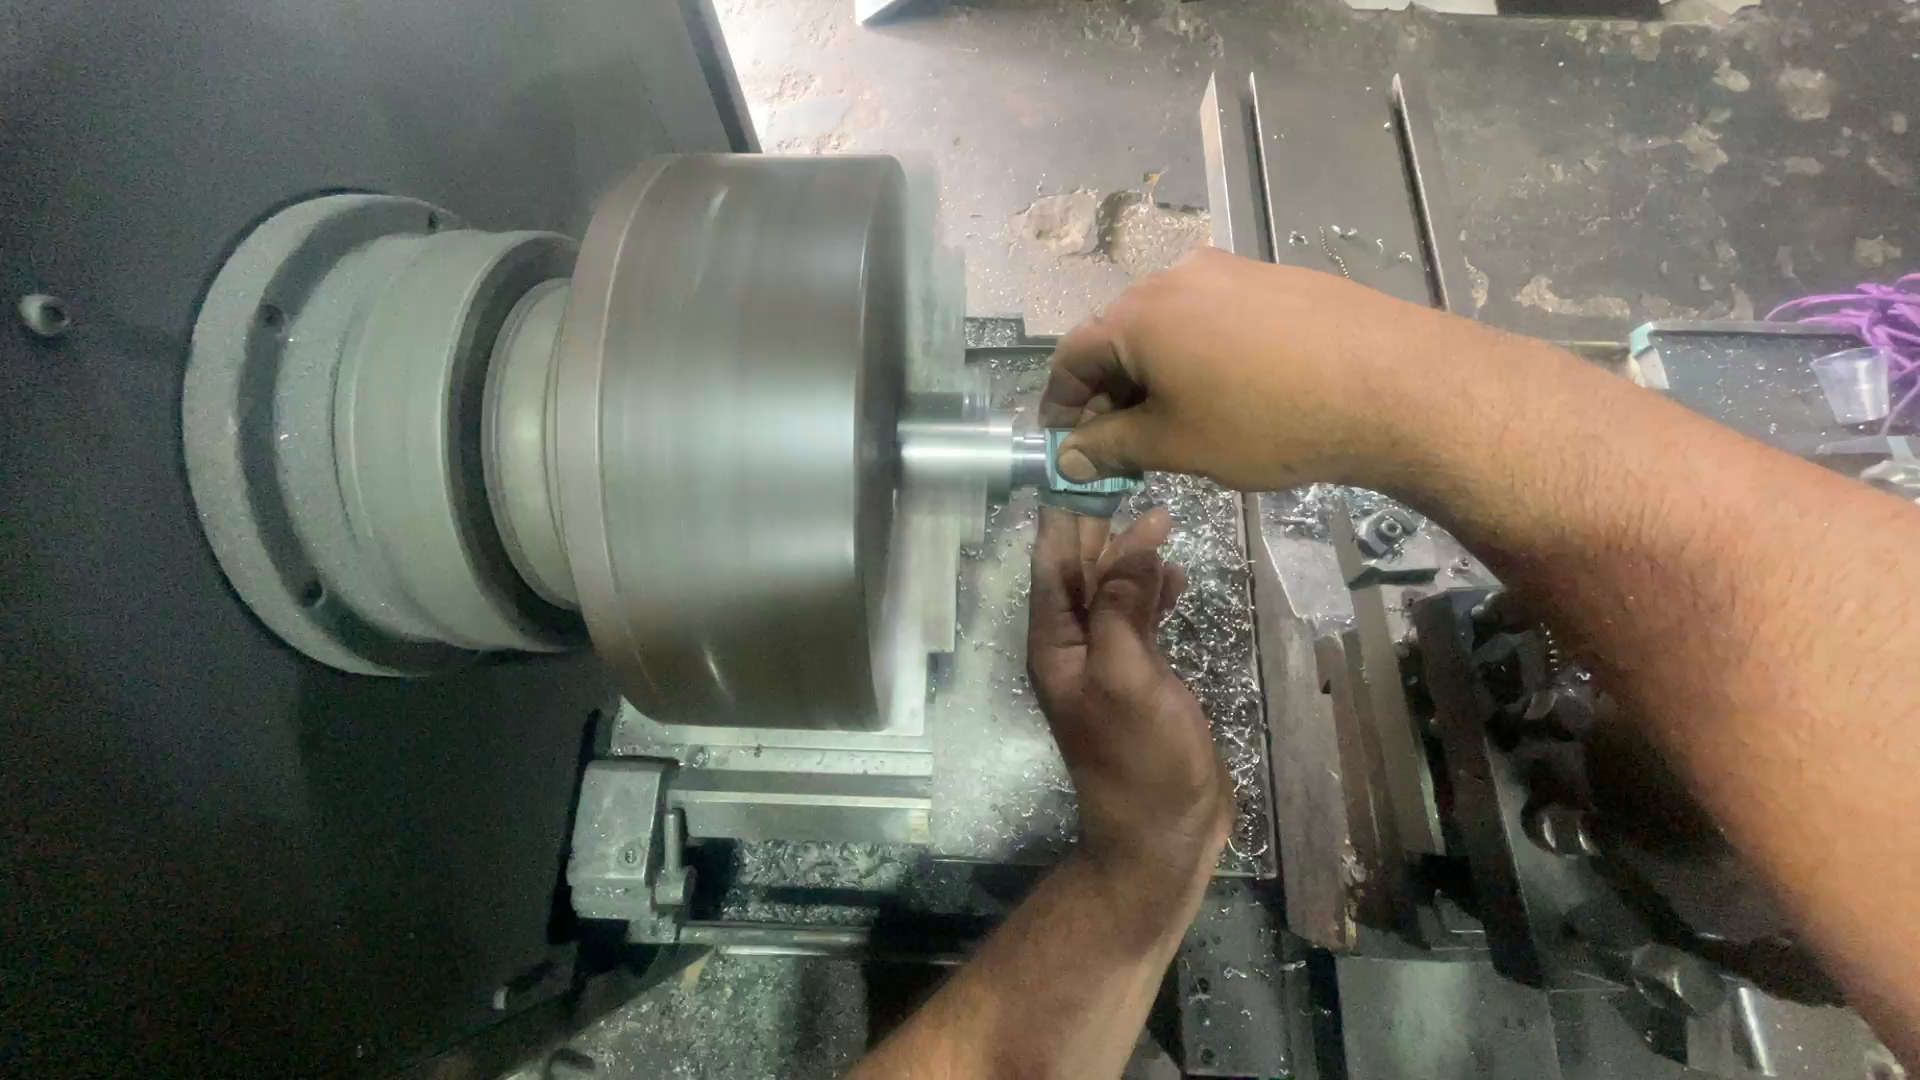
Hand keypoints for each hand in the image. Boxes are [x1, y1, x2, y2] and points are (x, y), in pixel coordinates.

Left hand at [1026, 505, 1230, 893]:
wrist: (1162, 832)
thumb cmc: (1139, 757)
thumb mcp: (1126, 673)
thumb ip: (1121, 606)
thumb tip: (1129, 545)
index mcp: (1054, 642)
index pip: (1051, 565)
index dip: (1066, 520)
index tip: (1085, 474)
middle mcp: (1072, 646)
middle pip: (1082, 574)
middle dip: (1105, 532)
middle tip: (1136, 488)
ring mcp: (1106, 661)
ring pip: (1112, 593)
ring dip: (1133, 559)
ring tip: (1164, 521)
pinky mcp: (1137, 676)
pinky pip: (1137, 621)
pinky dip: (1152, 595)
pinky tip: (1174, 576)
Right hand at [1042, 247, 1518, 492]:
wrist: (1396, 386)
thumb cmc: (1266, 421)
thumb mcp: (1174, 444)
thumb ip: (1109, 446)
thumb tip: (1068, 455)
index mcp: (1138, 312)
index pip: (1071, 355)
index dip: (1060, 403)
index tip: (1064, 443)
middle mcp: (1175, 276)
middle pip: (1116, 335)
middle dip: (1106, 391)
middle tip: (1117, 442)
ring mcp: (1229, 270)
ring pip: (1164, 325)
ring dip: (1150, 374)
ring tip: (1170, 422)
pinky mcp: (1273, 278)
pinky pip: (1208, 317)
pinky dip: (1192, 356)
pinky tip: (1222, 392)